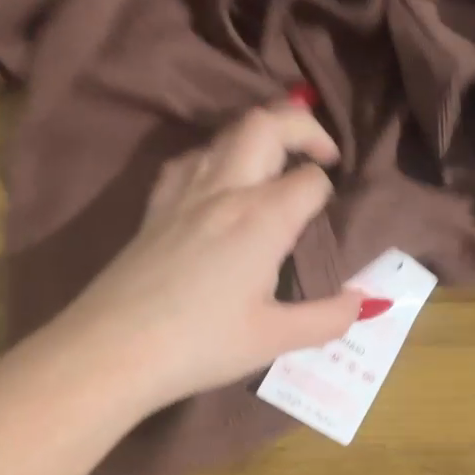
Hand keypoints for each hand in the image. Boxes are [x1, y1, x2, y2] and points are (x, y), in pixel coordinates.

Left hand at [45, 103, 381, 411]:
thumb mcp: (273, 340)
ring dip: (261, 135)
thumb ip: (326, 319)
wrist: (112, 350)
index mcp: (262, 219)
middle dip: (304, 127)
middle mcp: (225, 190)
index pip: (310, 180)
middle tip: (322, 154)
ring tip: (277, 163)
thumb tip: (362, 303)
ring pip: (228, 133)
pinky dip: (217, 155)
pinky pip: (192, 158)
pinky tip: (220, 182)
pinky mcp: (155, 206)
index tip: (332, 215)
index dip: (329, 191)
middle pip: (268, 124)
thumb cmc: (200, 345)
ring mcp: (184, 192)